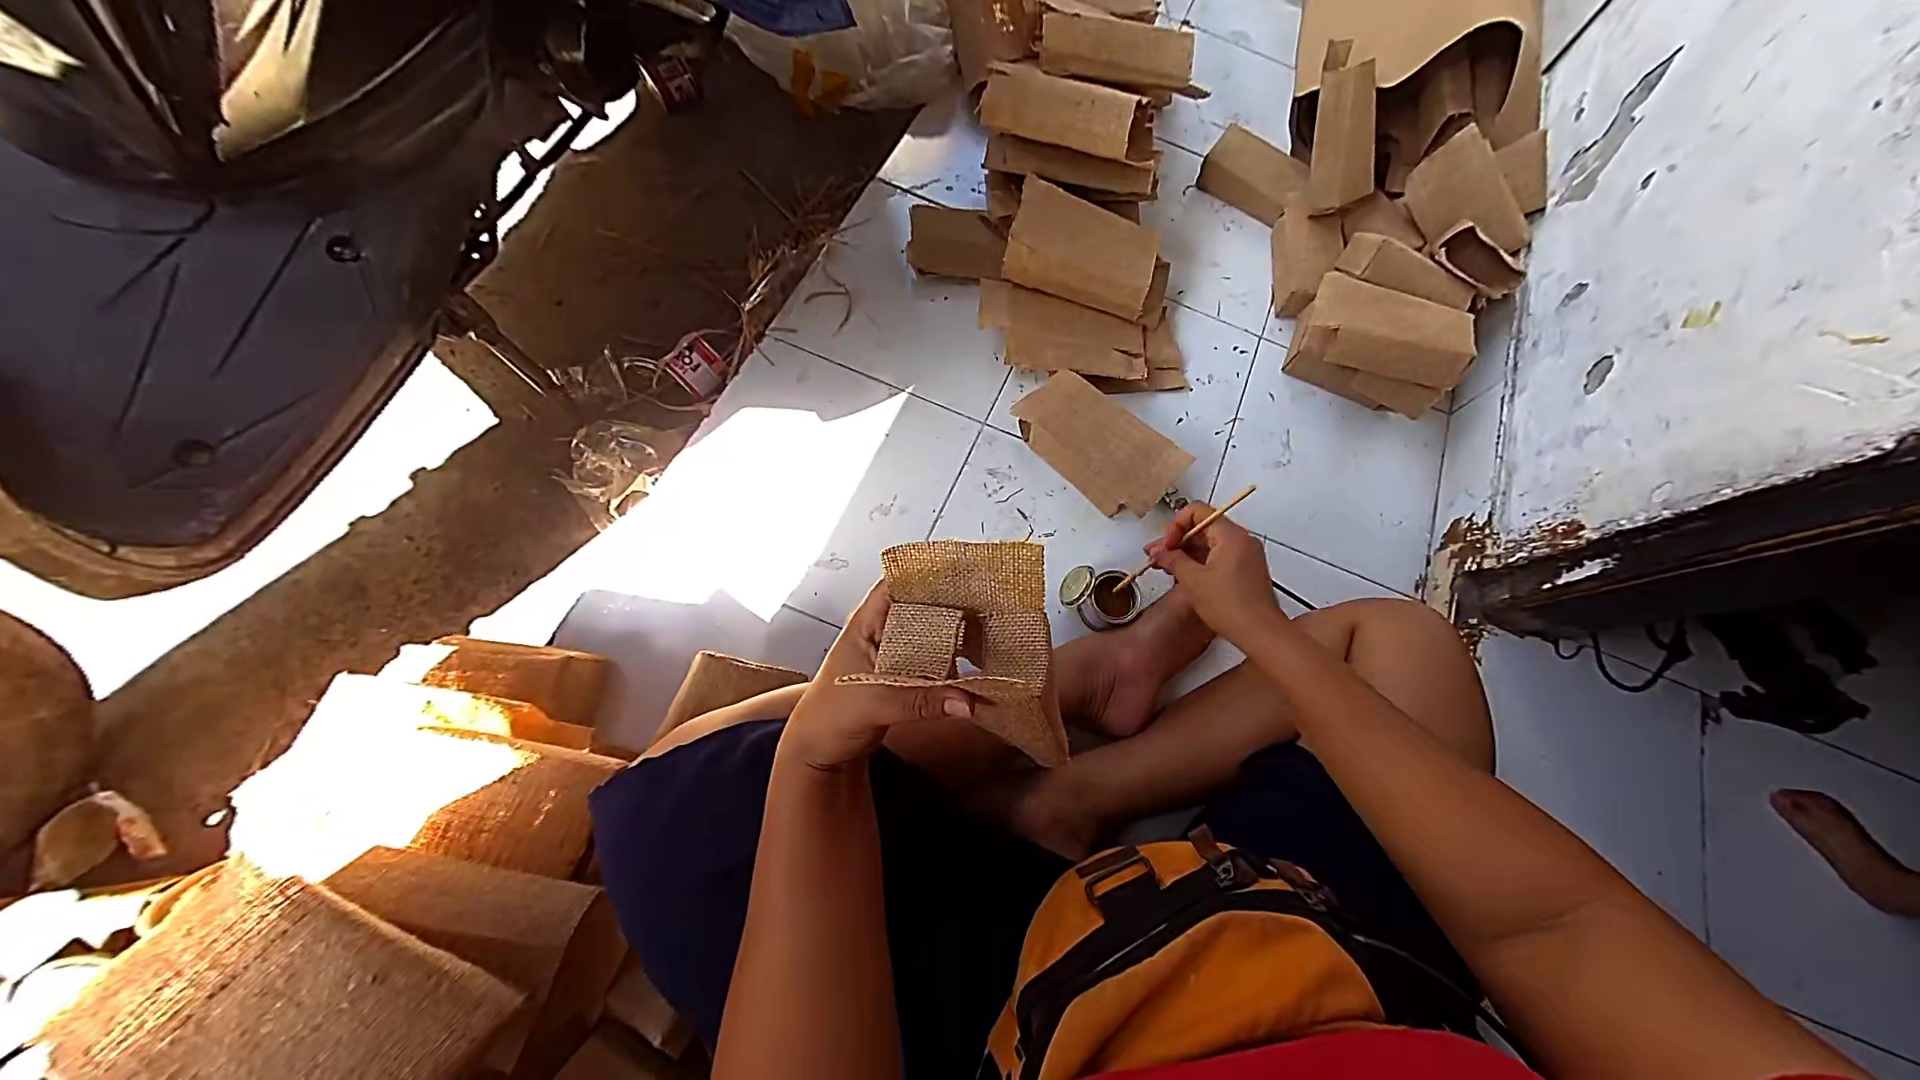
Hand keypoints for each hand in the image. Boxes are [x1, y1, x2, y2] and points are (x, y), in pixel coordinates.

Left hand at [780, 581, 978, 771]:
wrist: (820, 749)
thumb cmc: (828, 715)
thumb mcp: (876, 704)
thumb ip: (922, 702)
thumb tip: (966, 701)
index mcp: (867, 622)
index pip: (899, 582)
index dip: (928, 573)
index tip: (961, 571)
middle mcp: (884, 630)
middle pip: (923, 604)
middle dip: (953, 603)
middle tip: (986, 603)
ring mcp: (896, 651)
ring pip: (932, 631)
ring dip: (957, 632)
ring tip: (987, 630)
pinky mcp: (906, 672)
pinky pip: (935, 658)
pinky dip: (954, 659)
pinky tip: (975, 660)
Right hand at [1144, 504, 1282, 640]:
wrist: (1259, 632)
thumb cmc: (1233, 607)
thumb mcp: (1193, 580)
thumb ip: (1172, 559)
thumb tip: (1160, 551)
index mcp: (1231, 536)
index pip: (1198, 512)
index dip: (1176, 525)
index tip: (1166, 544)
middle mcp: (1242, 541)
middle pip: (1202, 527)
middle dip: (1177, 540)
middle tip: (1158, 554)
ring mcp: (1245, 556)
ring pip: (1208, 543)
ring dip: (1185, 552)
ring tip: (1165, 565)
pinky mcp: (1244, 570)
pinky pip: (1217, 556)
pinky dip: (1199, 562)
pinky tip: (1183, 574)